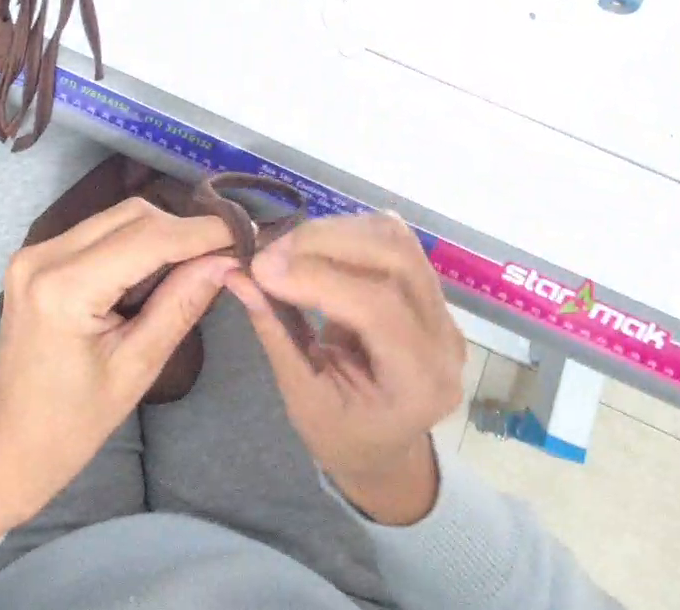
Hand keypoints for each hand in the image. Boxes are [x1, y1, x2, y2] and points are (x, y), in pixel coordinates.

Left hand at [0, 198, 237, 547]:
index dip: (200, 231)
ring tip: (197, 263)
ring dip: (159, 233)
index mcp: (63, 287)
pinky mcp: (35, 258)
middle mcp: (42, 255)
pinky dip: (132, 242)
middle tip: (225, 254)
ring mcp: (33, 252)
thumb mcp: (138, 367)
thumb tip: (228, 260)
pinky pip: (96, 232)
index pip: (147, 237)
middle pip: (130, 216)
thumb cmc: (75, 422)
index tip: (246, 233)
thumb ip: (181, 305)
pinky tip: (156, 270)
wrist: (12, 442)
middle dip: (182, 229)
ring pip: (114, 218)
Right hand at [225, 212, 465, 525]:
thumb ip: (274, 332)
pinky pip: (392, 240)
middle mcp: (444, 339)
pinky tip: (313, 245)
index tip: (260, 268)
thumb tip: (235, 273)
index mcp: (420, 383)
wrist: (383, 448)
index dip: (316, 277)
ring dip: (332, 232)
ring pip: (394, 240)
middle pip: (394, 260)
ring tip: (285, 248)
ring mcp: (443, 310)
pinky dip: (347, 231)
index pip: (378, 308)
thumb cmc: (341, 434)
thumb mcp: (301, 398)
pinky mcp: (427, 290)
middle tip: (267, 252)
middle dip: (323, 242)